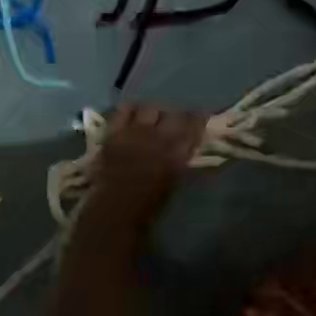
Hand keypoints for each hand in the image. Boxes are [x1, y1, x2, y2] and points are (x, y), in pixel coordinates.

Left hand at [84, 106, 204, 232]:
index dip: (198, 119)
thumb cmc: (149, 202)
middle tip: (173, 123)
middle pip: (174, 114)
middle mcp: (159, 137)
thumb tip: (185, 143)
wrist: (116, 207)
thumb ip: (181, 158)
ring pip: (150, 108)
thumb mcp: (174, 180)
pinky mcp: (115, 131)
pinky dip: (131, 111)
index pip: (193, 125)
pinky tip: (133, 117)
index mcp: (178, 153)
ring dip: (154, 113)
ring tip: (152, 120)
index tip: (200, 118)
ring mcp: (135, 132)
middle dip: (176, 117)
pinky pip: (125, 110)